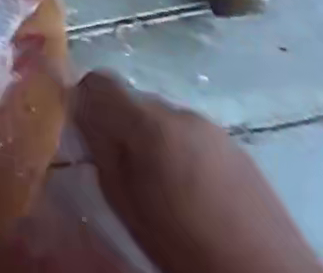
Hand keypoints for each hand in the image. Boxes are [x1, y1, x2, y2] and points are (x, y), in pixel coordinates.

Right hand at [72, 70, 322, 272]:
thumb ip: (99, 146)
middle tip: (123, 165)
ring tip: (162, 183)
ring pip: (164, 119)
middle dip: (122, 123)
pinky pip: (193, 136)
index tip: (85, 127)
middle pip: (134, 100)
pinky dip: (182, 151)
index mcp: (147, 122)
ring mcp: (214, 129)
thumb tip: (82, 111)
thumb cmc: (181, 242)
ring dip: (154, 138)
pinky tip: (194, 191)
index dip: (86, 98)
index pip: (99, 80)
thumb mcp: (122, 198)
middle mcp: (180, 112)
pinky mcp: (239, 149)